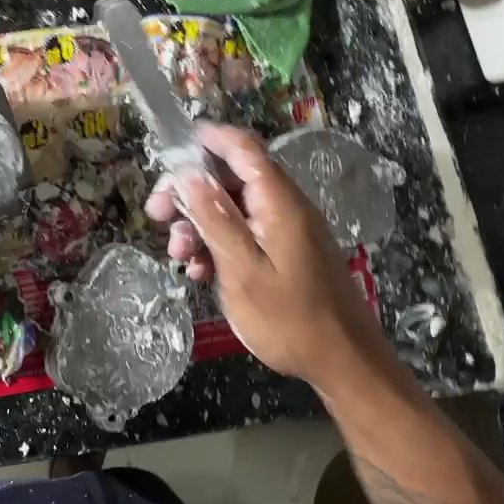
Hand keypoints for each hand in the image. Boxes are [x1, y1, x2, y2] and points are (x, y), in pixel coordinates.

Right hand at [146, 122, 387, 386]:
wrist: (345, 365)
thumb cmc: (291, 319)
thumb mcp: (242, 271)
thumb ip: (215, 219)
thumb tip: (188, 173)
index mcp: (279, 203)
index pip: (244, 149)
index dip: (210, 139)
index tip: (175, 143)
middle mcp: (285, 208)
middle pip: (232, 179)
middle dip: (190, 192)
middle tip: (157, 214)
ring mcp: (288, 231)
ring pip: (234, 209)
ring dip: (200, 224)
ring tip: (179, 256)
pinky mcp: (287, 253)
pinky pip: (246, 234)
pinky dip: (219, 244)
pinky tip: (201, 271)